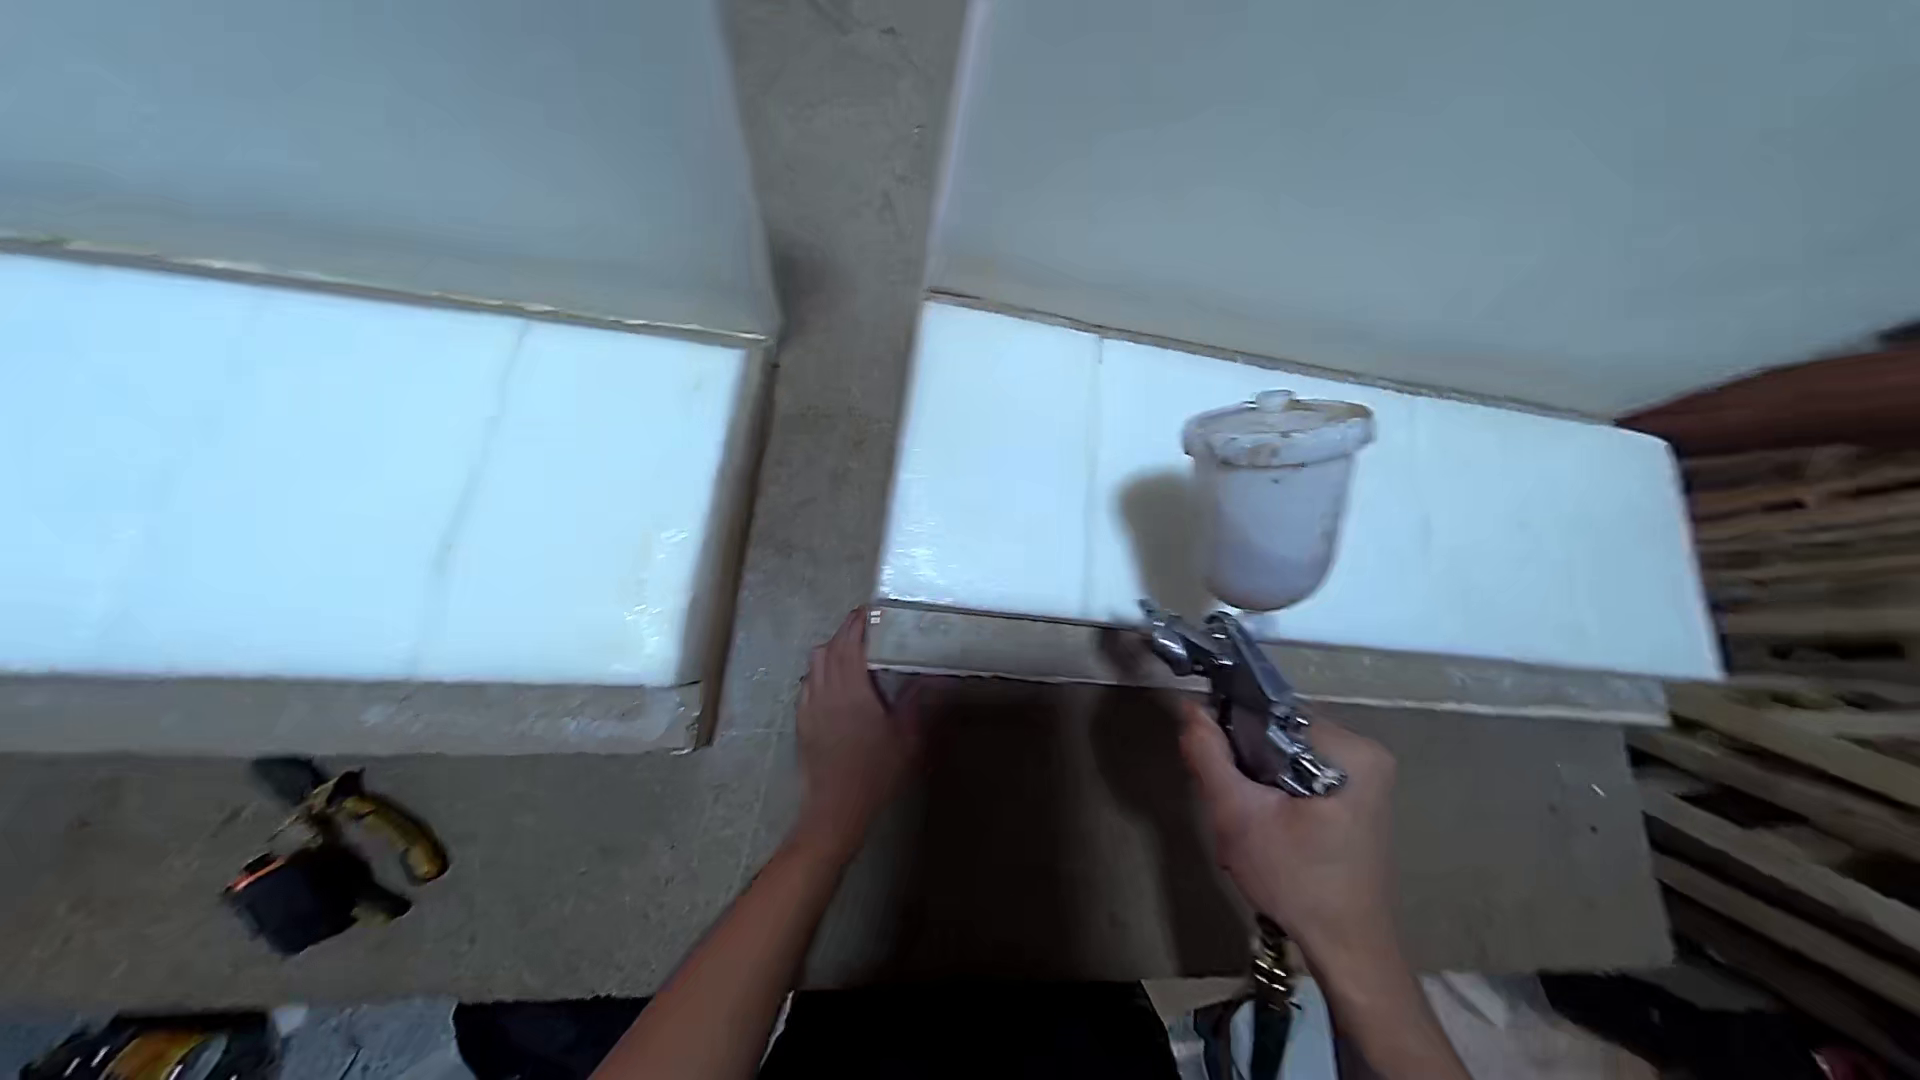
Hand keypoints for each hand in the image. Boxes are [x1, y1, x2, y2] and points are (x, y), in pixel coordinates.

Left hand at [793, 607, 923, 857]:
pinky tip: (835, 680)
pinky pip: (808, 681)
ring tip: (853, 648)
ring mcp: (810, 703)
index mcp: (852, 688)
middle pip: (832, 646)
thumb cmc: (874, 772)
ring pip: (815, 661)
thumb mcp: (906, 738)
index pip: (852, 641)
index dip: (860, 621)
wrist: (834, 808)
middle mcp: (826, 689)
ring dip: (833, 647)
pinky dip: (821, 669)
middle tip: (868, 624)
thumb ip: (917, 703)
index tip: (873, 610)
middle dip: (848, 629)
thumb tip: (932, 676)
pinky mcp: (802, 718)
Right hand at [1178, 701, 1399, 969]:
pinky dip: (1272, 787)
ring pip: (1283, 750)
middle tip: (1230, 802)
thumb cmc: (1296, 882)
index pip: (1270, 712)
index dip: (1231, 732)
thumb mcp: (1238, 816)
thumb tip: (1189, 706)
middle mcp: (1364, 752)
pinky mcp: (1356, 796)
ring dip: (1254, 776)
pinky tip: (1265, 822)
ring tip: (1246, 817)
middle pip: (1276, 731)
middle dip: (1243, 760)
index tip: (1214, 766)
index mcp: (1350, 750)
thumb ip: (1208, 755)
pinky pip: (1298, 768)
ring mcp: (1365, 775)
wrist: (1345, 949)